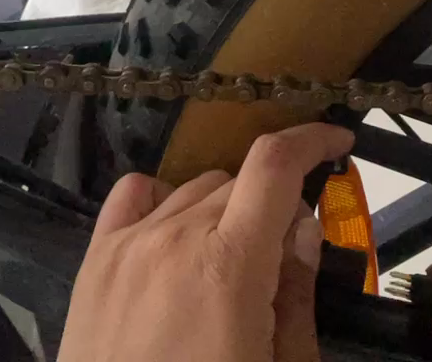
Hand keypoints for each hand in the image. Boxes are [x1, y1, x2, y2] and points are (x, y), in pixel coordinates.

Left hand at [58, 123, 354, 361]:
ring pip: (196, 187)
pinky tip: (175, 235)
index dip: (313, 138)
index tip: (337, 140)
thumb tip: (302, 227)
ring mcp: (129, 244)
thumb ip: (296, 292)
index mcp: (230, 263)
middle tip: (280, 259)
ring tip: (225, 265)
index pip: (276, 164)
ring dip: (225, 211)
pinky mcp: (94, 260)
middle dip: (273, 207)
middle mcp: (177, 235)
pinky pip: (136, 193)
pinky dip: (165, 199)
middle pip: (242, 182)